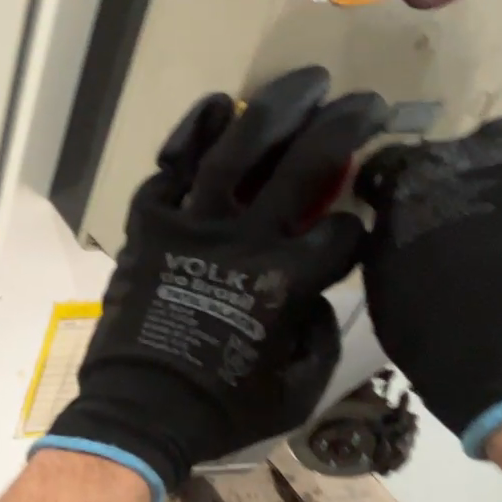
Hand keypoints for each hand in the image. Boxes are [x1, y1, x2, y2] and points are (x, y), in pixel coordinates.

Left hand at [34, 66, 386, 501]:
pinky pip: (165, 173)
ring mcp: (188, 230)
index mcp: (287, 282)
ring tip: (304, 86)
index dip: (356, 229)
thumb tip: (318, 300)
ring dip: (274, 109)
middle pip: (306, 160)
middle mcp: (242, 242)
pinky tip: (214, 112)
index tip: (350, 233)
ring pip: (234, 150)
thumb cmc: (217, 414)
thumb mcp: (295, 394)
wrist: (137, 416)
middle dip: (347, 124)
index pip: (343, 232)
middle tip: (364, 105)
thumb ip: (321, 340)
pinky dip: (186, 140)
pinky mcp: (146, 233)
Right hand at [356, 118, 501, 458]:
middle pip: (478, 153)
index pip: (393, 167)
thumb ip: (391, 241)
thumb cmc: (430, 313)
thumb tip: (401, 233)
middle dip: (477, 182)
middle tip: (482, 231)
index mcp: (413, 169)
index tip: (399, 217)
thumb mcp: (384, 276)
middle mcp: (480, 139)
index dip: (396, 191)